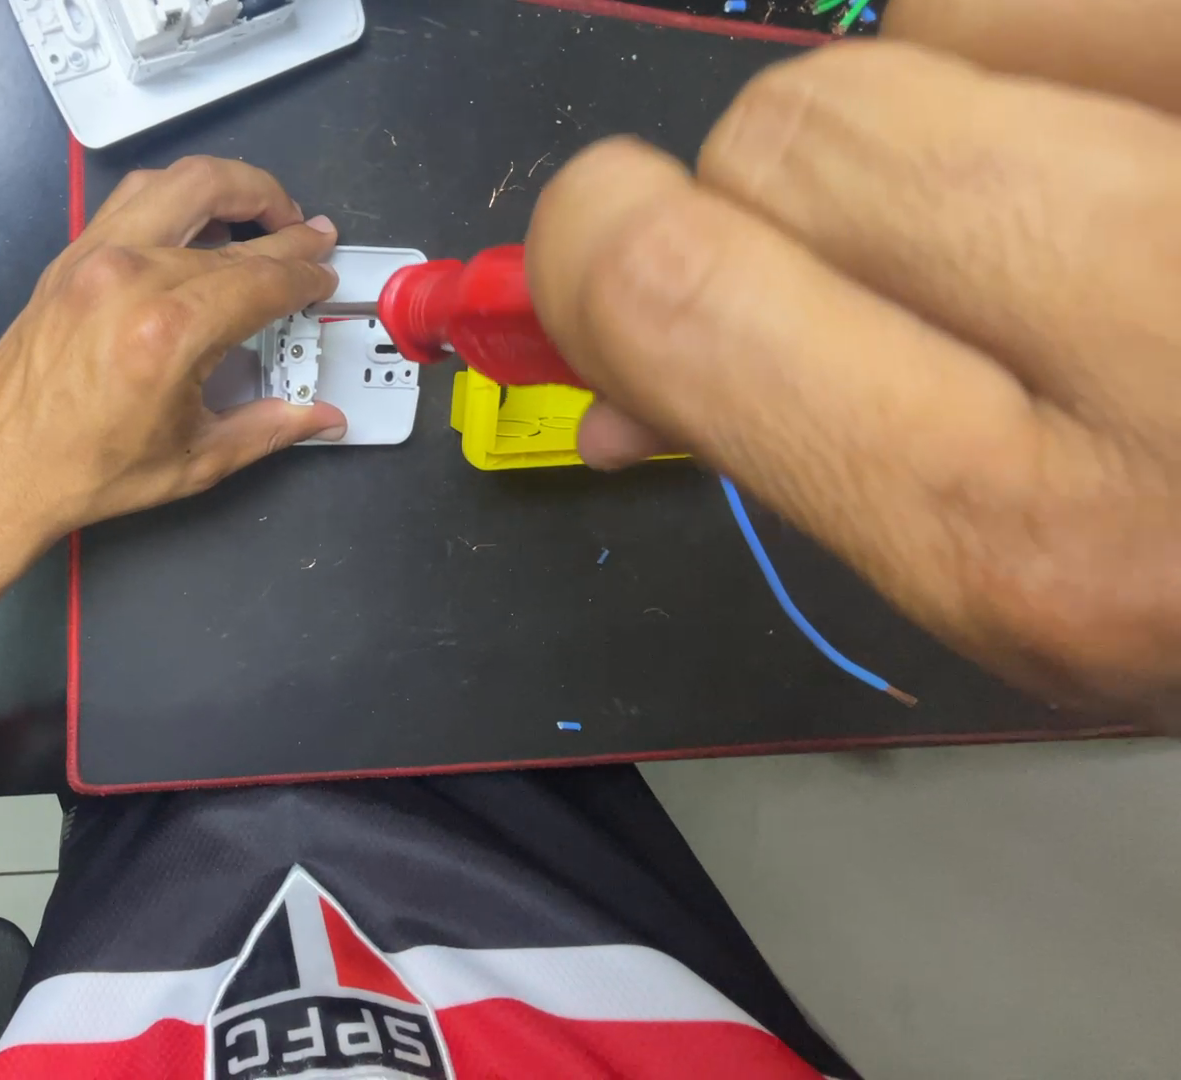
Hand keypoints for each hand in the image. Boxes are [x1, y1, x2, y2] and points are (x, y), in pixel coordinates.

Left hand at [0, 156, 343, 553]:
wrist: (0, 467)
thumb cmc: (92, 473)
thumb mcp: (194, 462)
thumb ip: (269, 430)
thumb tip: (323, 418)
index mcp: (170, 330)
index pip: (262, 279)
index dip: (305, 276)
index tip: (325, 278)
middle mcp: (132, 275)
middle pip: (230, 223)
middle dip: (285, 226)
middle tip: (312, 237)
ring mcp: (94, 256)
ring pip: (180, 183)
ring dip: (233, 186)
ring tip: (262, 211)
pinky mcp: (69, 258)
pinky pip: (135, 199)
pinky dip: (178, 196)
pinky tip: (196, 222)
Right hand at [526, 0, 1180, 722]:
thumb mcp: (980, 564)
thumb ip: (770, 459)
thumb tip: (603, 403)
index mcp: (1016, 533)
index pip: (672, 290)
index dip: (587, 240)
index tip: (598, 244)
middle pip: (795, 134)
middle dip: (773, 183)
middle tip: (852, 250)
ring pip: (944, 17)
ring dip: (936, 93)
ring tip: (1040, 186)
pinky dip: (1068, 41)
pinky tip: (1136, 128)